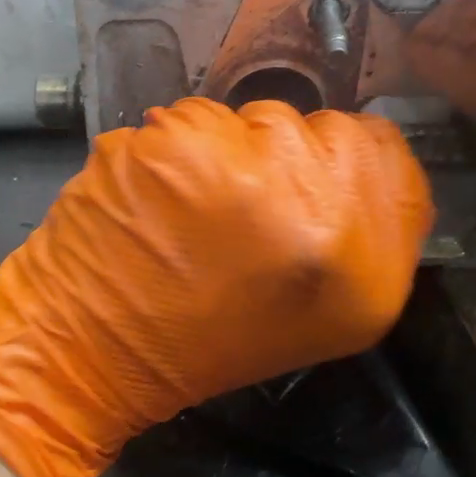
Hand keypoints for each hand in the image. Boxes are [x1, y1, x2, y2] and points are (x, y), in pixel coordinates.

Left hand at [0, 98, 433, 476]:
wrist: (90, 360)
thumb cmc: (194, 342)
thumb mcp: (307, 316)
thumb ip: (349, 234)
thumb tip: (346, 160)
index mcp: (370, 274)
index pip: (385, 153)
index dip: (341, 157)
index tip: (300, 179)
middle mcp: (324, 220)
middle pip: (324, 126)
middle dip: (277, 156)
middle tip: (233, 214)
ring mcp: (250, 177)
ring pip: (251, 116)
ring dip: (219, 151)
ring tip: (187, 216)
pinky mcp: (180, 152)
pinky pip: (187, 119)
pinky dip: (165, 150)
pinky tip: (150, 201)